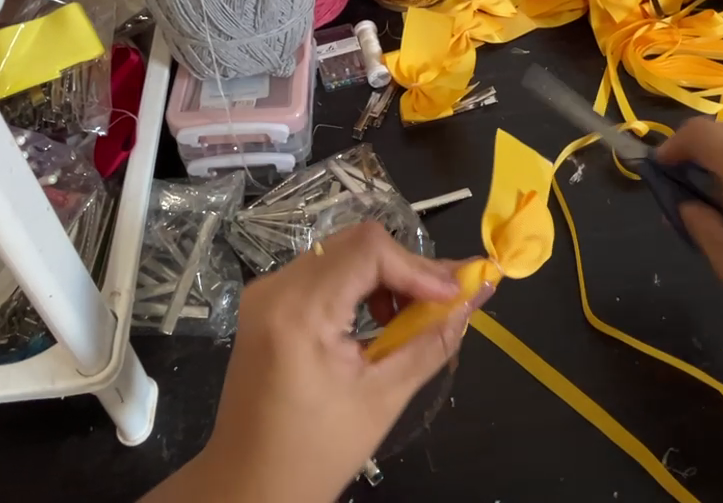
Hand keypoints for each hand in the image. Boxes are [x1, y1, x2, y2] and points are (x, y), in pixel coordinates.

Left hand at [145, 223, 475, 502]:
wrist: (247, 486)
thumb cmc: (316, 452)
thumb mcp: (383, 398)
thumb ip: (431, 341)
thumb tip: (475, 298)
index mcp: (300, 311)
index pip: (368, 250)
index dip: (417, 266)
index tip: (453, 296)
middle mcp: (277, 286)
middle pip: (356, 244)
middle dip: (406, 268)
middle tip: (444, 301)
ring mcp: (267, 290)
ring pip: (342, 251)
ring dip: (385, 274)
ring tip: (412, 314)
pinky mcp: (268, 300)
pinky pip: (324, 269)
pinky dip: (359, 282)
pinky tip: (379, 316)